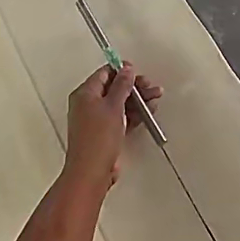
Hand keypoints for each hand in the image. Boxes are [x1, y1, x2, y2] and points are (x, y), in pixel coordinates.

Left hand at [63, 63, 161, 187]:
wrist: (92, 171)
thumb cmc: (98, 138)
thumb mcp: (113, 106)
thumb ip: (122, 85)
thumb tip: (126, 69)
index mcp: (85, 94)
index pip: (104, 74)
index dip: (121, 71)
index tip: (137, 72)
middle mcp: (88, 105)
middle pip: (113, 88)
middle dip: (133, 87)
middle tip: (150, 87)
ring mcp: (96, 120)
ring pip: (119, 103)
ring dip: (137, 100)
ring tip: (154, 98)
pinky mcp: (104, 133)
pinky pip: (121, 117)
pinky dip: (133, 114)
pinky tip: (147, 113)